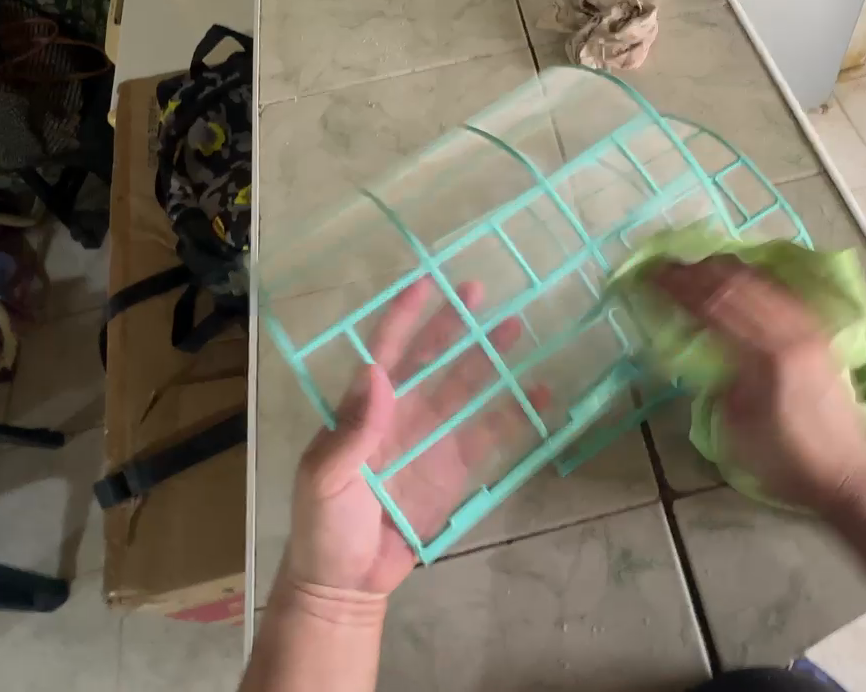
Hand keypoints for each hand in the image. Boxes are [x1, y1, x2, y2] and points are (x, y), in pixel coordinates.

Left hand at [281, 279, 533, 600]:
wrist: (348, 582)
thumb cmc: (324, 527)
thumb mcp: (326, 479)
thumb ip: (351, 431)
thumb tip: (376, 371)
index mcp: (365, 408)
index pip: (385, 350)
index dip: (403, 316)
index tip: (425, 283)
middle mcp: (402, 411)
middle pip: (432, 357)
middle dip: (454, 323)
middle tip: (479, 289)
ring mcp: (433, 436)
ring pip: (466, 386)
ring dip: (489, 357)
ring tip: (517, 327)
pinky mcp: (457, 466)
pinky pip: (491, 432)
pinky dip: (516, 413)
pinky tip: (541, 395)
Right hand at [651, 255, 865, 512]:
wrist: (845, 474)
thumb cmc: (784, 459)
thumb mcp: (735, 424)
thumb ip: (717, 376)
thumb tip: (699, 346)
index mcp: (766, 354)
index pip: (714, 304)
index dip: (680, 287)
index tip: (652, 277)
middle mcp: (790, 330)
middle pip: (736, 282)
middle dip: (696, 271)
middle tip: (666, 268)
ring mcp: (808, 327)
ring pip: (759, 279)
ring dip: (722, 270)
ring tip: (694, 269)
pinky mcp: (817, 331)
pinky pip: (777, 290)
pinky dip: (748, 279)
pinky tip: (733, 279)